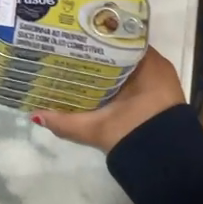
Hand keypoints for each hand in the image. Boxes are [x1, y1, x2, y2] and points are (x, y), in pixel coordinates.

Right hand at [31, 47, 186, 153]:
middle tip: (67, 50)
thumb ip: (67, 121)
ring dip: (105, 70)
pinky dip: (114, 84)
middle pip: (120, 54)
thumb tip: (35, 115)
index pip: (119, 39)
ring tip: (74, 66)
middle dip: (96, 55)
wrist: (167, 167)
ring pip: (125, 70)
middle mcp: (156, 68)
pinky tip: (91, 87)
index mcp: (148, 63)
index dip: (96, 38)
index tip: (74, 36)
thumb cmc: (137, 133)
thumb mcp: (98, 127)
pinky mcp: (156, 101)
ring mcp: (158, 85)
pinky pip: (131, 84)